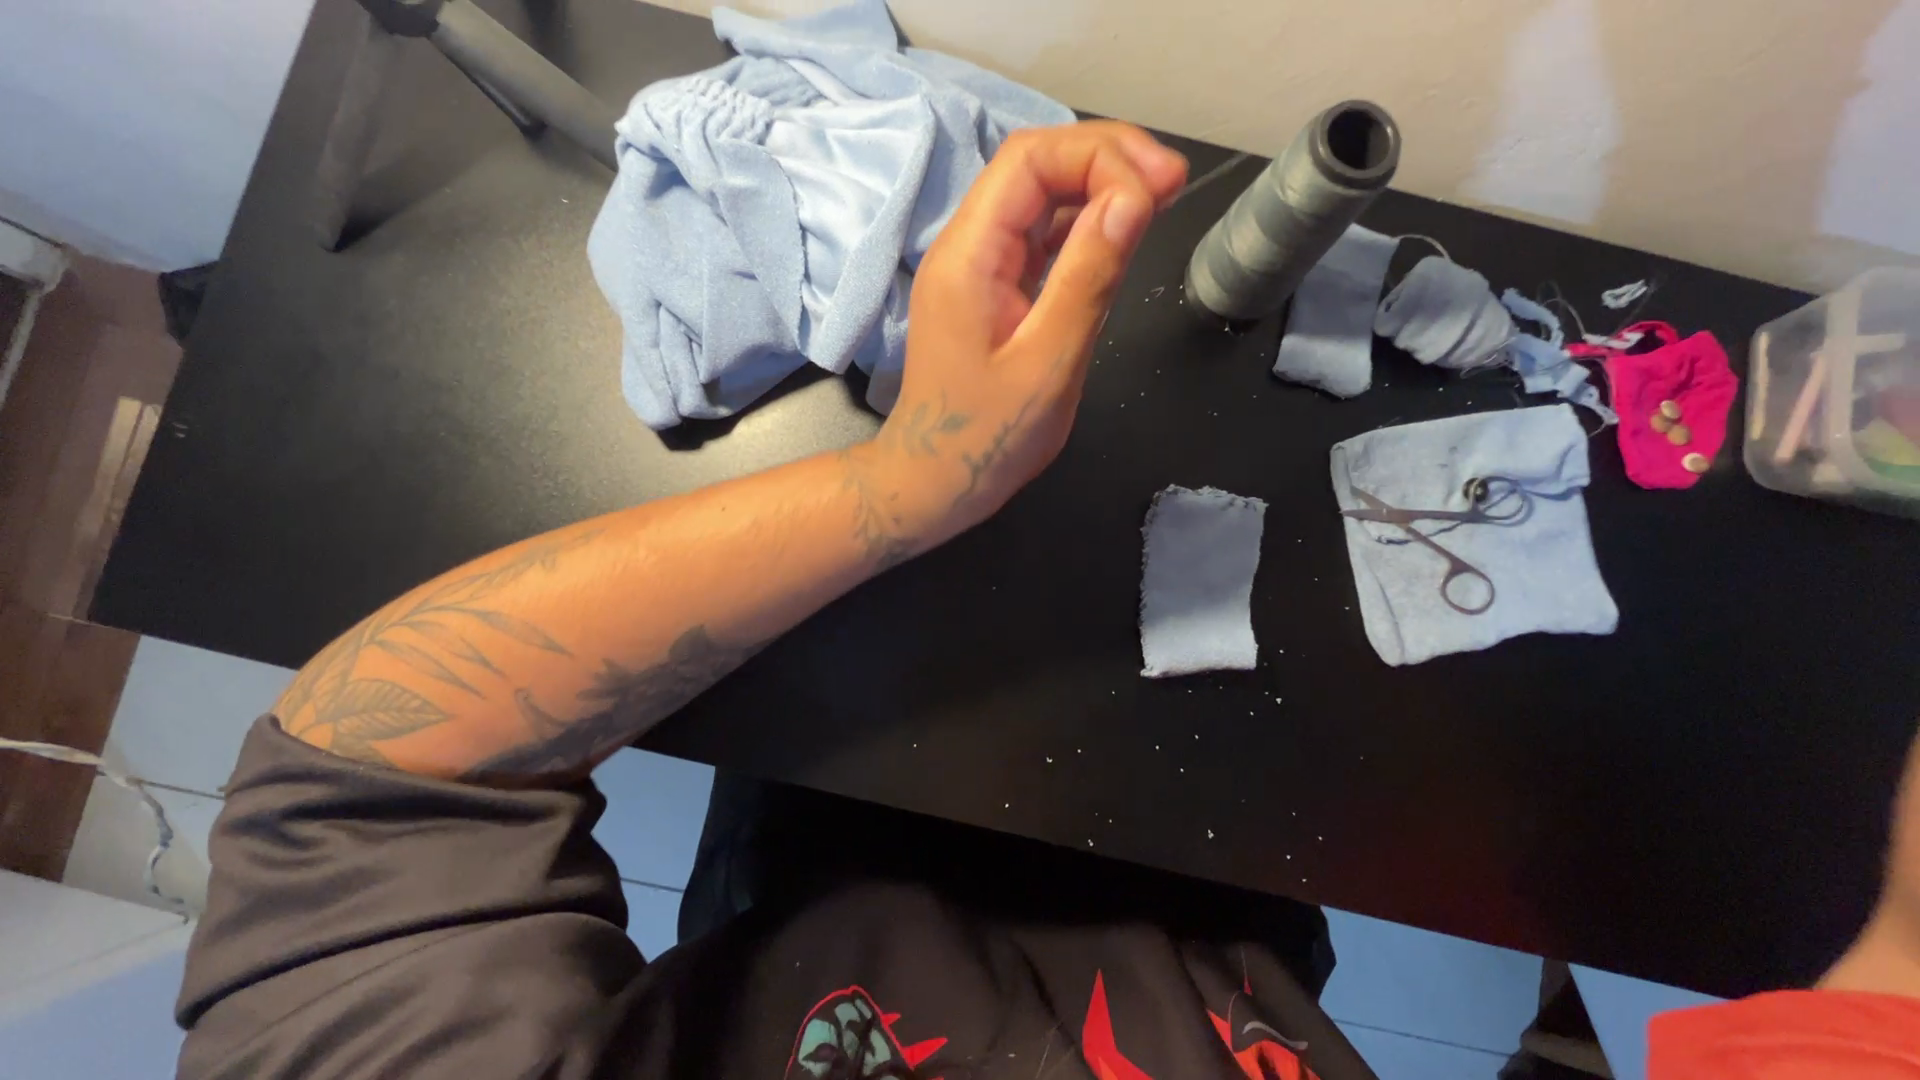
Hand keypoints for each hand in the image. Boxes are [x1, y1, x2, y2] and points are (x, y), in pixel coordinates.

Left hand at [852, 121, 1188, 550]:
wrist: (935, 479)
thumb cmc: (987, 435)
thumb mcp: (1049, 361)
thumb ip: (1088, 278)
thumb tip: (1133, 201)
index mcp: (970, 256)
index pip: (1031, 161)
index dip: (1100, 156)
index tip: (1160, 187)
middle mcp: (968, 247)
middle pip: (1035, 167)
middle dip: (1106, 160)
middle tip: (1173, 184)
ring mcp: (979, 267)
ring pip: (1040, 198)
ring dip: (1100, 187)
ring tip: (1162, 197)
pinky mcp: (994, 289)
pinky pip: (1039, 237)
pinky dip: (1084, 225)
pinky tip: (1123, 231)